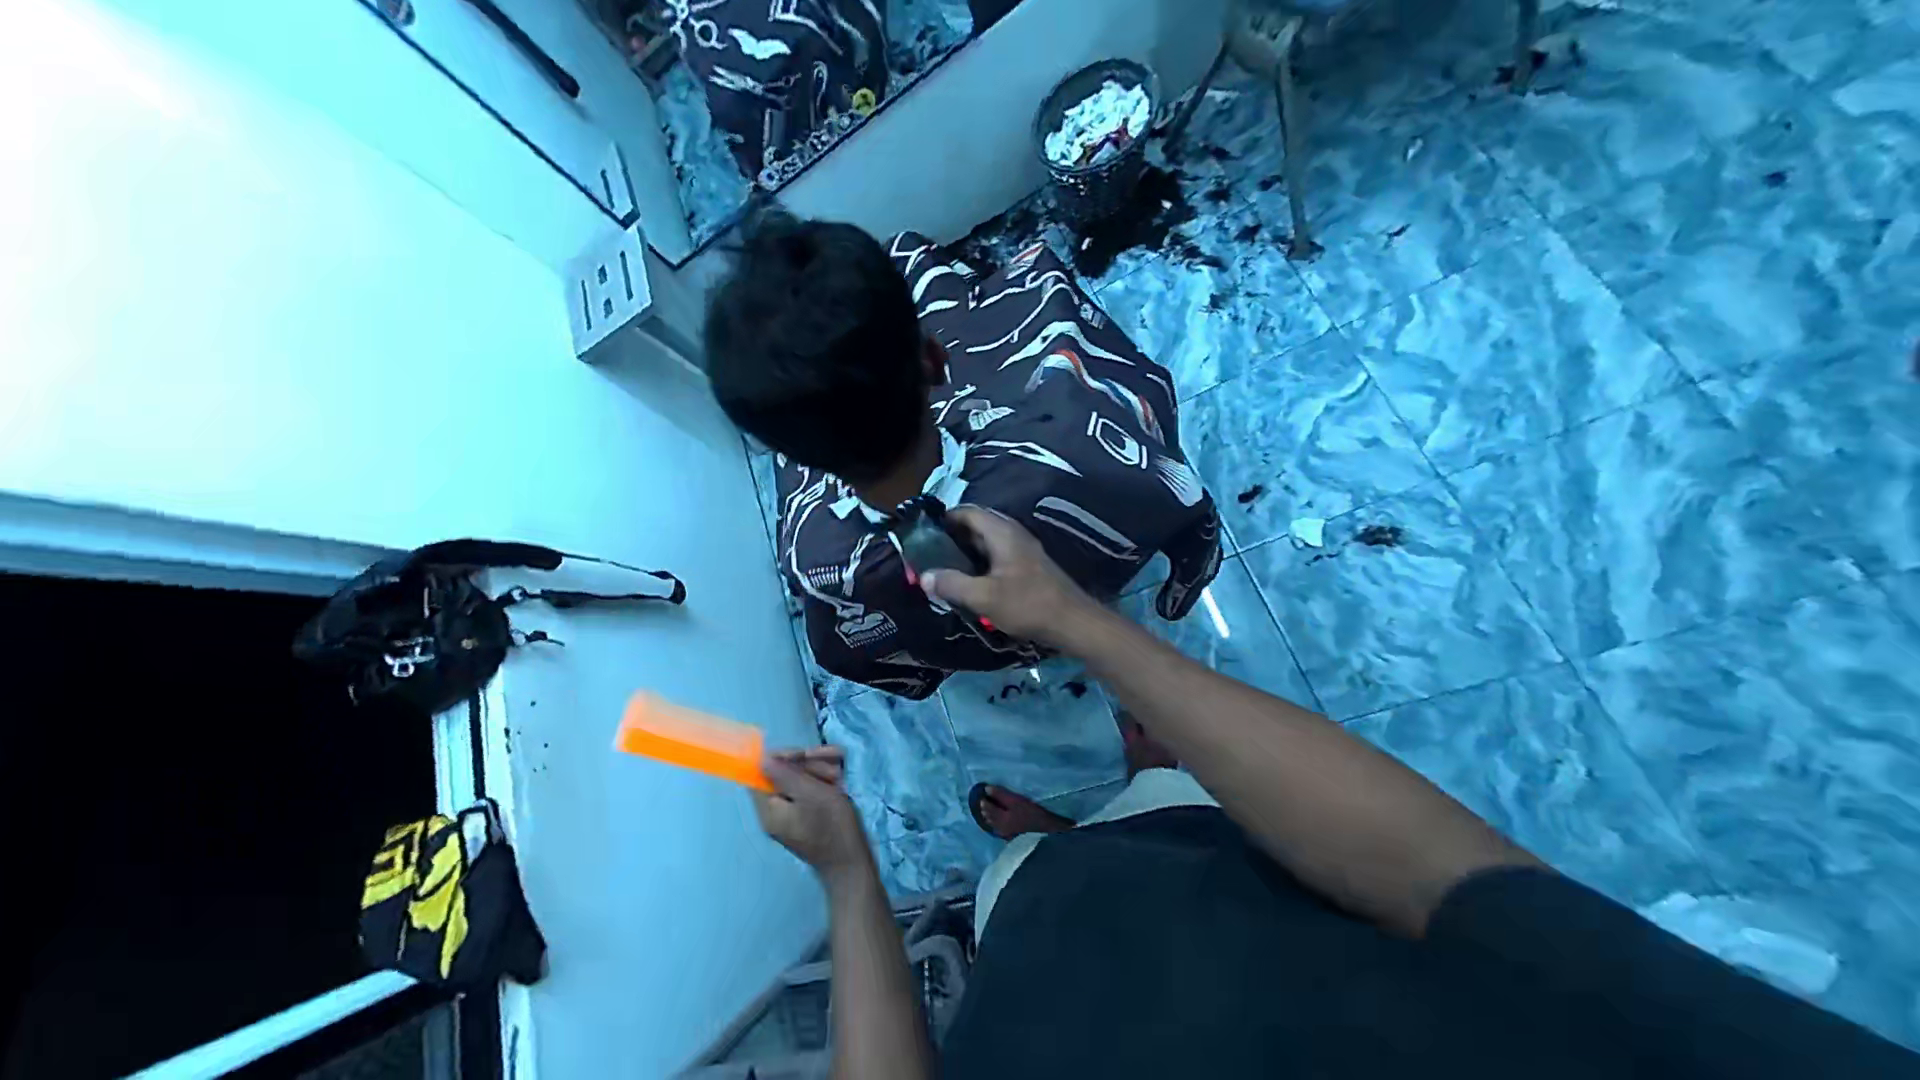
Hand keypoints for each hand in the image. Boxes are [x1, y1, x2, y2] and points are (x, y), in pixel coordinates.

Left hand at [752, 746, 873, 885]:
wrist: (851, 862)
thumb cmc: (832, 826)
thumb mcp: (811, 794)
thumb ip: (785, 775)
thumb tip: (761, 758)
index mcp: (769, 809)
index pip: (762, 773)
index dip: (782, 758)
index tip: (804, 755)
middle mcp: (775, 810)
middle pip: (783, 773)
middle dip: (808, 765)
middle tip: (831, 770)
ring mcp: (791, 813)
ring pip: (800, 778)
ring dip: (821, 771)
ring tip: (839, 777)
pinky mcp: (806, 814)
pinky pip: (809, 789)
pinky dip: (824, 782)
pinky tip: (839, 783)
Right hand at [919, 506, 1103, 646]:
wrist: (1073, 622)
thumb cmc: (1028, 604)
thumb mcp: (983, 597)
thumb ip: (951, 584)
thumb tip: (923, 576)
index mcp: (1002, 532)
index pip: (968, 512)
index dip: (945, 519)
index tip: (924, 535)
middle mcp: (1014, 534)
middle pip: (977, 525)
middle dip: (953, 537)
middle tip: (931, 554)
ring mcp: (1024, 550)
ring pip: (988, 542)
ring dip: (967, 552)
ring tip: (945, 569)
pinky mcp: (1029, 567)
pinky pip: (998, 556)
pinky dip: (981, 563)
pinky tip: (972, 582)